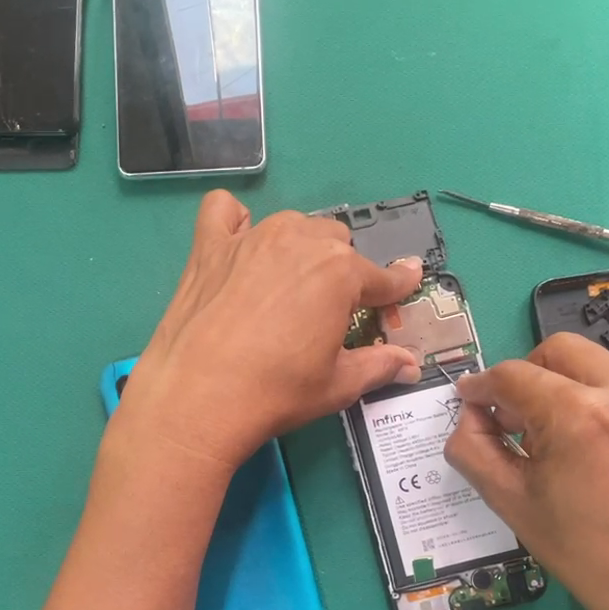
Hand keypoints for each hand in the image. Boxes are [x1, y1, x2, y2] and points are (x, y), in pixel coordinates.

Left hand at [113, 191, 423, 471]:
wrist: (197, 397)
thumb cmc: (276, 393)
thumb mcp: (337, 386)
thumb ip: (378, 366)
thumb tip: (410, 365)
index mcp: (341, 273)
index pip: (382, 276)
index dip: (397, 287)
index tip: (404, 287)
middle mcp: (301, 241)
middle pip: (336, 244)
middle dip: (342, 271)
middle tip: (331, 311)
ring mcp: (252, 238)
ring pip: (292, 226)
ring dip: (300, 248)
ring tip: (288, 286)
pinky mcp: (209, 246)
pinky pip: (224, 212)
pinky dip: (236, 222)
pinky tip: (238, 246)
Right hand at [445, 333, 608, 609]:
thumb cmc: (584, 552)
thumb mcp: (510, 501)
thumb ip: (473, 447)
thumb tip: (470, 413)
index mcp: (578, 416)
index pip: (513, 375)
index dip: (482, 386)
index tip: (471, 401)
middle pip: (556, 351)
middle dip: (526, 375)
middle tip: (515, 417)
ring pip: (593, 363)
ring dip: (564, 385)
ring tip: (557, 435)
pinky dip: (599, 398)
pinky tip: (594, 443)